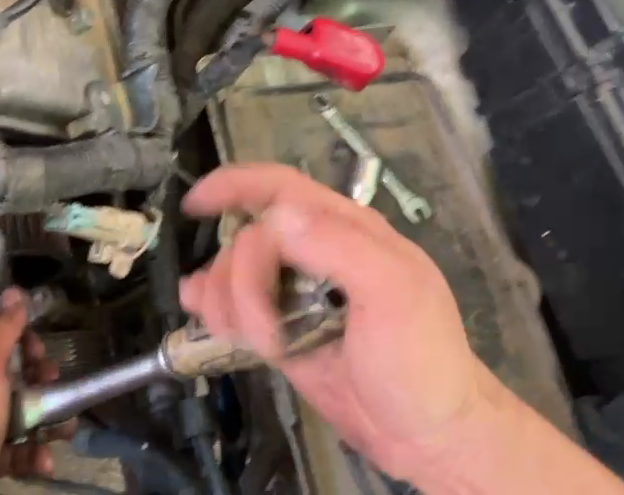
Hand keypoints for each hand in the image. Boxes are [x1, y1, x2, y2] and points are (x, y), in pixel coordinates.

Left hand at [0, 287, 57, 494]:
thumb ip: (2, 330)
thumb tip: (14, 289)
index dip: (14, 330)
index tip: (38, 341)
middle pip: (3, 372)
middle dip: (35, 374)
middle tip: (53, 379)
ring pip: (11, 413)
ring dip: (43, 417)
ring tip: (67, 427)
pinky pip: (10, 452)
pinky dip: (31, 454)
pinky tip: (45, 461)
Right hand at [178, 163, 511, 477]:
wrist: (428, 438)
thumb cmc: (423, 360)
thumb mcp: (395, 292)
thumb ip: (338, 245)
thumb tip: (276, 218)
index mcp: (345, 228)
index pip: (280, 188)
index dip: (235, 185)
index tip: (195, 204)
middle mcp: (313, 251)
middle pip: (248, 235)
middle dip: (238, 276)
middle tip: (258, 328)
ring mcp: (293, 292)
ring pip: (232, 271)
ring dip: (225, 300)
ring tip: (249, 340)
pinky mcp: (279, 329)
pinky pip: (232, 305)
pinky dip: (209, 304)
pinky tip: (201, 314)